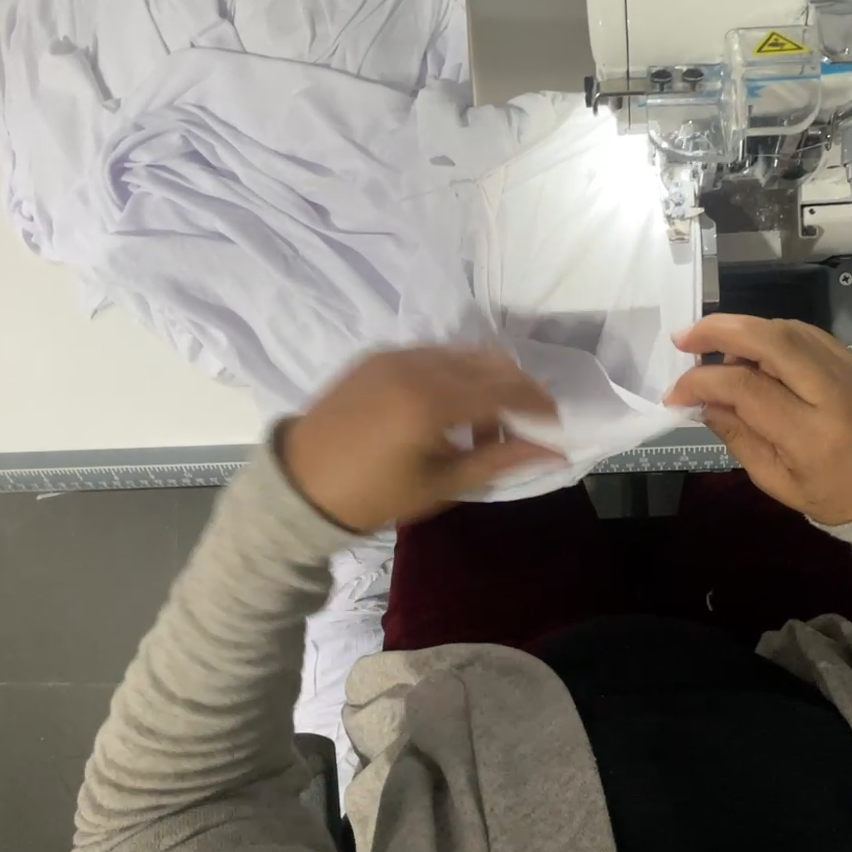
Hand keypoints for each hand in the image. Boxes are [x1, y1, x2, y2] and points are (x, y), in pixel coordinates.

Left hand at [280, 348, 564, 531]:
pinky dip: (456, 376)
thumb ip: (501, 460)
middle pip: (491, 363)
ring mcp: (395, 354)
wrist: (296, 487)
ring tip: (482, 428)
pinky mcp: (378, 355)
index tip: (555, 425)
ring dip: (487, 383)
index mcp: (432, 401)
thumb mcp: (442, 485)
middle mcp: (417, 364)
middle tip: (523, 428)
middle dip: (517, 391)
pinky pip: (434, 355)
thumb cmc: (372, 497)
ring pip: (463, 355)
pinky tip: (449, 412)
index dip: (539, 404)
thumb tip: (555, 452)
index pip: (506, 389)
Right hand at [664, 315, 851, 525]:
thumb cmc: (832, 494)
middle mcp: (831, 391)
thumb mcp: (776, 480)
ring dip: (743, 330)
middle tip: (684, 338)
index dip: (701, 383)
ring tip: (715, 350)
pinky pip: (804, 332)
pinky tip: (752, 351)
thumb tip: (701, 400)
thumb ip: (736, 435)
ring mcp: (847, 368)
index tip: (675, 393)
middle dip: (719, 330)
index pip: (745, 387)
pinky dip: (770, 334)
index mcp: (811, 433)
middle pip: (769, 339)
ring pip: (786, 328)